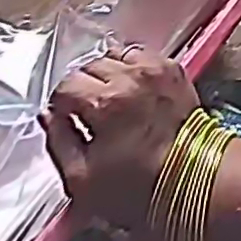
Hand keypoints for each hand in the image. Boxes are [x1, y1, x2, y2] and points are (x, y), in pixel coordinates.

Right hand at [41, 46, 198, 229]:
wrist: (192, 173)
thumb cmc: (133, 185)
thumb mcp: (82, 179)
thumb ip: (60, 142)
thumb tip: (49, 114)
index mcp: (104, 103)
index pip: (66, 85)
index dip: (61, 103)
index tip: (66, 118)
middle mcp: (129, 76)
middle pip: (90, 65)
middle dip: (83, 86)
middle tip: (89, 110)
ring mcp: (154, 67)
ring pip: (116, 55)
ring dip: (108, 72)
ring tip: (112, 95)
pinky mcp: (173, 66)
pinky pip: (142, 54)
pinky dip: (132, 66)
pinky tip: (133, 86)